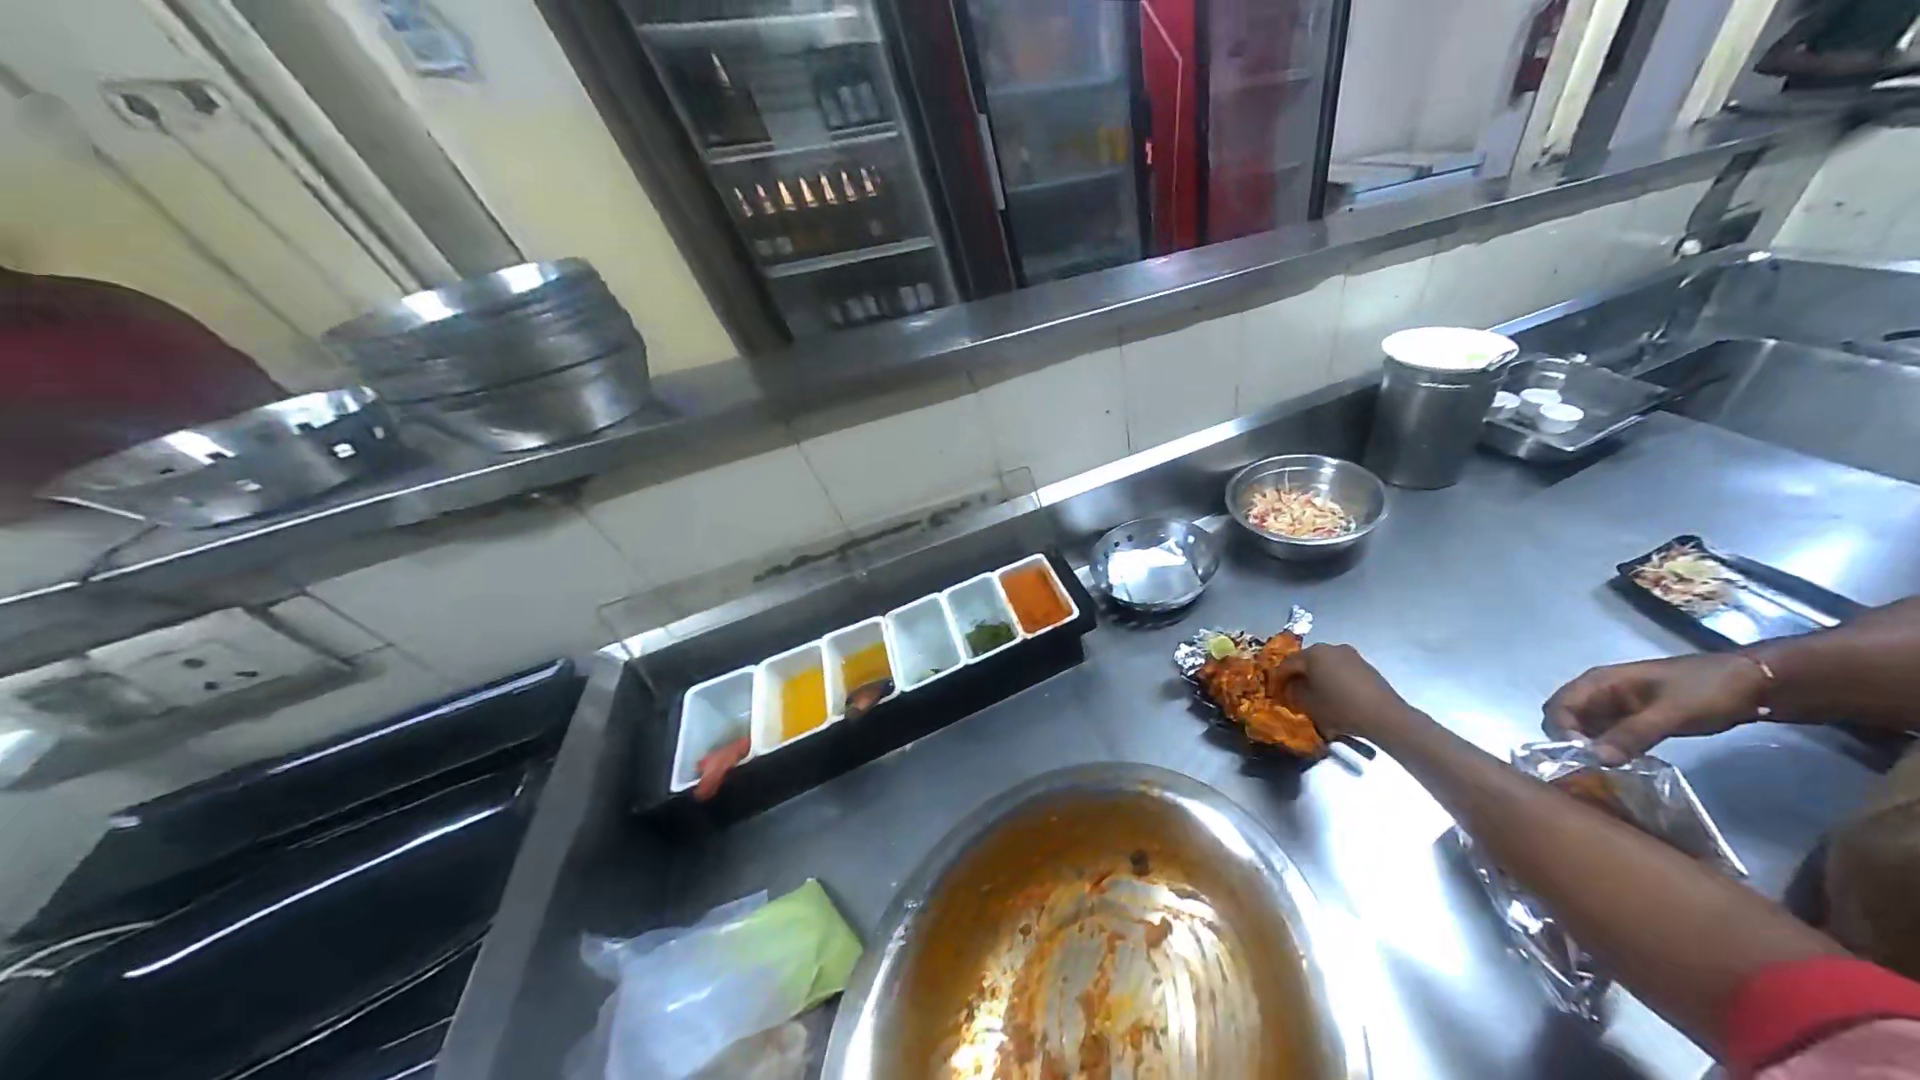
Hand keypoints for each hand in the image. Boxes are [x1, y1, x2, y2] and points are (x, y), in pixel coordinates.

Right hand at [1273, 643, 1422, 740]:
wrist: (1385, 716)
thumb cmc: (1341, 708)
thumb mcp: (1308, 704)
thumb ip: (1293, 692)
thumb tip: (1291, 687)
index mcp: (1313, 654)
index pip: (1287, 664)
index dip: (1278, 679)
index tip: (1275, 693)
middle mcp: (1330, 648)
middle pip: (1306, 660)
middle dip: (1297, 675)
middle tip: (1291, 692)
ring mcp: (1350, 654)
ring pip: (1323, 663)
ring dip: (1315, 676)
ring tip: (1312, 693)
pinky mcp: (1364, 665)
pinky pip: (1339, 668)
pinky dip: (1331, 678)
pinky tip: (1332, 693)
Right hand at [1543, 654, 1770, 762]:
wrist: (1755, 682)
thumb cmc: (1707, 689)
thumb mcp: (1671, 712)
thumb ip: (1631, 734)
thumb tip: (1595, 758)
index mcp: (1598, 682)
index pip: (1559, 706)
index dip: (1562, 731)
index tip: (1582, 758)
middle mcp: (1598, 693)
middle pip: (1565, 717)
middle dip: (1570, 741)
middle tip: (1590, 768)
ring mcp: (1615, 706)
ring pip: (1584, 728)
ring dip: (1589, 748)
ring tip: (1604, 771)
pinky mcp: (1633, 719)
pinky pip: (1607, 734)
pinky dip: (1608, 749)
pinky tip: (1621, 765)